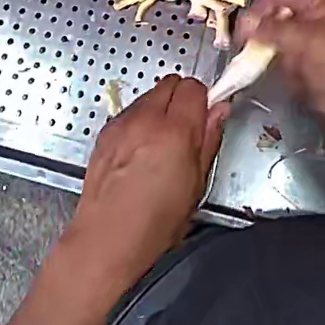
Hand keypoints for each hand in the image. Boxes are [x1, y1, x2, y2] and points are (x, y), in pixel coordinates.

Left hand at [63, 74, 225, 280]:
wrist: (107, 241)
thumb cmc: (154, 222)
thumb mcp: (198, 182)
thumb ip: (210, 137)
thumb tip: (219, 111)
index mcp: (175, 130)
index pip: (195, 87)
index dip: (205, 99)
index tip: (207, 114)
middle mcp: (146, 120)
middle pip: (171, 83)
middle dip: (183, 98)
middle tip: (189, 124)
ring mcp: (122, 125)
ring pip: (150, 95)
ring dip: (162, 108)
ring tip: (164, 141)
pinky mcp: (105, 133)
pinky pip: (130, 112)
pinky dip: (141, 120)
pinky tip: (143, 149)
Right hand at [239, 0, 324, 132]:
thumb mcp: (308, 40)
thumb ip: (275, 29)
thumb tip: (247, 22)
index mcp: (321, 3)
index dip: (259, 10)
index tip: (239, 29)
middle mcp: (319, 21)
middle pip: (281, 23)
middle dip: (267, 39)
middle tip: (251, 55)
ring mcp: (320, 48)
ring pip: (285, 50)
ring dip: (280, 63)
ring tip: (288, 73)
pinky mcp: (321, 73)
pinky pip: (296, 72)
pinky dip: (293, 79)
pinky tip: (301, 87)